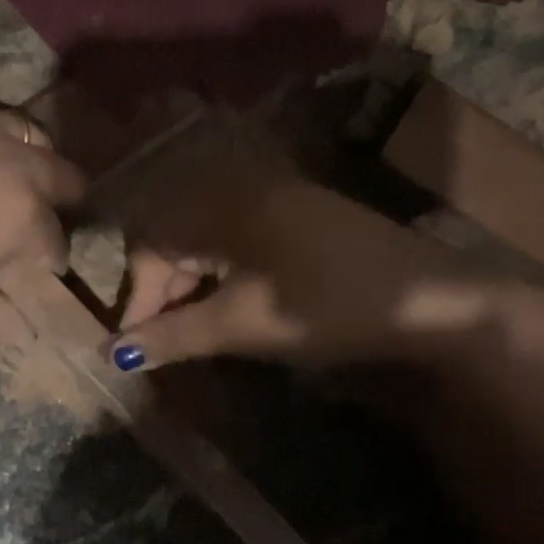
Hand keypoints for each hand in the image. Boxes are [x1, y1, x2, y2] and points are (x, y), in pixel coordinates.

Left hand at [0, 88, 84, 323]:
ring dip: (22, 157)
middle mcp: (11, 157)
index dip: (48, 260)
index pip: (55, 240)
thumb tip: (26, 334)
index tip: (34, 268)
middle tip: (28, 218)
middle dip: (55, 200)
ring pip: (23, 130)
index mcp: (21, 214)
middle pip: (61, 173)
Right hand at [110, 161, 506, 371]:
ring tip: (195, 328)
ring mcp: (275, 198)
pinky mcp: (299, 215)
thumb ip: (170, 336)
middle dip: (159, 289)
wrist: (434, 304)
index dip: (135, 296)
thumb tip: (109, 355)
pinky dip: (218, 273)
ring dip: (188, 284)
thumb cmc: (325, 308)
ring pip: (202, 237)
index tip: (135, 345)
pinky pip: (233, 238)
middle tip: (164, 338)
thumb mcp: (239, 326)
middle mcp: (243, 187)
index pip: (148, 241)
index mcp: (223, 203)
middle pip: (173, 234)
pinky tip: (230, 305)